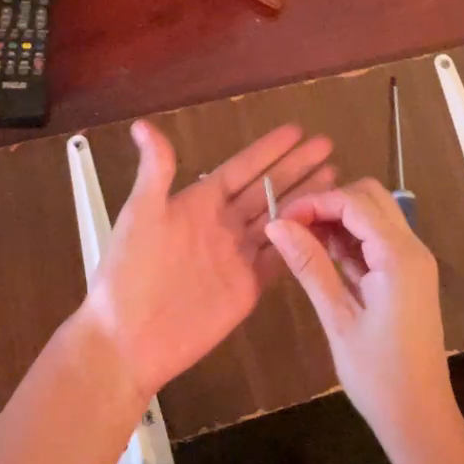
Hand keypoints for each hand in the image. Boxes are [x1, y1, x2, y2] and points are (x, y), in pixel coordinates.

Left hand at [82, 119, 335, 399]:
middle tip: (327, 146)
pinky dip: (302, 241)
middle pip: (268, 189)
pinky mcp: (247, 287)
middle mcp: (222, 224)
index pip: (242, 168)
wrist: (128, 339)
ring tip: (335, 178)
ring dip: (306, 199)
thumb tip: (143, 125)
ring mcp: (237, 256)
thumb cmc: (129, 272)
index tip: (297, 130)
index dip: (268, 150)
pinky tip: (324, 226)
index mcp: (198, 203)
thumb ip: (154, 172)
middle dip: (297, 168)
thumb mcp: (140, 215)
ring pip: (279, 219)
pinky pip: (280, 258)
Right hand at [265, 180, 457, 439]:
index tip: (279, 220)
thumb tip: (275, 225)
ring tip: (300, 241)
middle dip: (328, 203)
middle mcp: (412, 249)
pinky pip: (377, 240)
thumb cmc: (377, 375)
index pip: (354, 203)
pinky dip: (350, 239)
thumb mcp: (338, 318)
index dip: (314, 203)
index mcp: (399, 256)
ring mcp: (413, 262)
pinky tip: (321, 257)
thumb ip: (309, 265)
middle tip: (291, 227)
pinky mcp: (407, 276)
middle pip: (369, 198)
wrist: (420, 418)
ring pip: (374, 215)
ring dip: (338, 219)